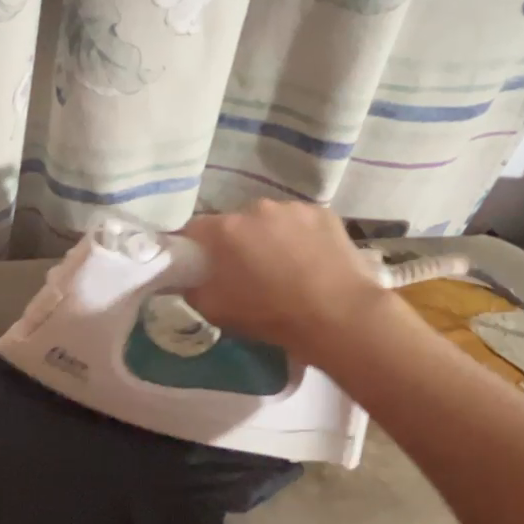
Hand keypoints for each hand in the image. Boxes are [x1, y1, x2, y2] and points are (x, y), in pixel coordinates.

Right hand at [180, 199, 390, 363]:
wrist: (338, 315)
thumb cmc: (270, 314)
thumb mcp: (215, 311)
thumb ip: (191, 289)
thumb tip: (186, 280)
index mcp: (225, 230)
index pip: (193, 229)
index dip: (193, 248)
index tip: (198, 266)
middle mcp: (256, 208)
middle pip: (234, 222)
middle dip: (234, 242)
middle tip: (244, 271)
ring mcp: (293, 208)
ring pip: (268, 220)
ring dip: (267, 237)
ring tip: (282, 266)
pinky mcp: (324, 213)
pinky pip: (299, 222)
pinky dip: (298, 236)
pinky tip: (308, 260)